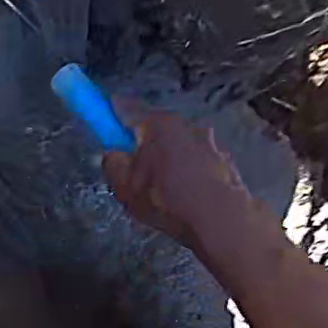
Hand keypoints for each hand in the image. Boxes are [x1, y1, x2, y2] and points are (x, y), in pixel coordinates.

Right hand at [101, 100, 253, 249]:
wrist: (218, 218)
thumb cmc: (164, 198)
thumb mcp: (123, 186)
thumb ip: (112, 164)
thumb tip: (114, 154)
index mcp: (158, 124)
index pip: (126, 109)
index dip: (111, 115)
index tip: (103, 121)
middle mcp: (186, 124)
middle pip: (156, 129)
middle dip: (143, 144)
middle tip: (134, 171)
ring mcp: (210, 142)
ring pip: (178, 147)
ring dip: (169, 160)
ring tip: (164, 191)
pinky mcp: (225, 161)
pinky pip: (197, 163)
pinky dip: (189, 174)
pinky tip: (185, 196)